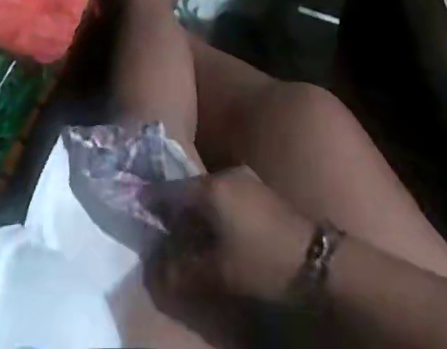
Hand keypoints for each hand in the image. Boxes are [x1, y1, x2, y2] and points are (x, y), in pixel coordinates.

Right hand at [142, 168, 316, 302]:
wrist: (315, 261)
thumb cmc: (259, 262)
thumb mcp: (213, 273)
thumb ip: (178, 269)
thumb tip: (154, 267)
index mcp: (210, 186)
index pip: (167, 189)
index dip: (147, 201)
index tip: (132, 211)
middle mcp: (226, 173)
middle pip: (189, 188)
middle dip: (172, 209)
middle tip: (157, 229)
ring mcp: (247, 179)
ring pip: (209, 192)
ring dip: (195, 211)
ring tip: (183, 235)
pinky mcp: (261, 191)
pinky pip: (225, 196)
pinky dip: (213, 212)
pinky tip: (211, 233)